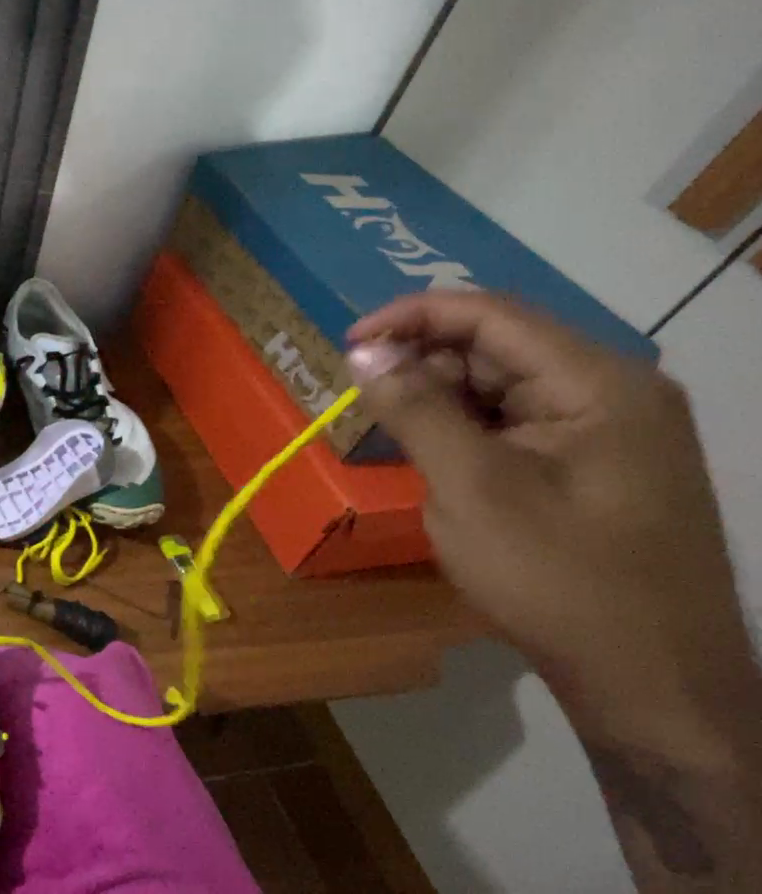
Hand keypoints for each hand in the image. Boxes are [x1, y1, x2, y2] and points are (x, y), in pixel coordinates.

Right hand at [344, 292, 756, 749]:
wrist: (653, 682)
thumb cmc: (558, 579)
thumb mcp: (471, 489)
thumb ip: (416, 409)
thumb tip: (365, 351)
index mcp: (598, 384)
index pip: (490, 315)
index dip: (409, 316)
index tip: (345, 345)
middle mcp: (613, 392)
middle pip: (497, 346)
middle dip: (421, 362)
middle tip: (360, 398)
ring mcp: (611, 430)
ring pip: (502, 385)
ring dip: (437, 398)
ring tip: (386, 431)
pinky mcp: (598, 465)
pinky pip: (517, 422)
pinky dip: (464, 429)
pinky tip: (431, 458)